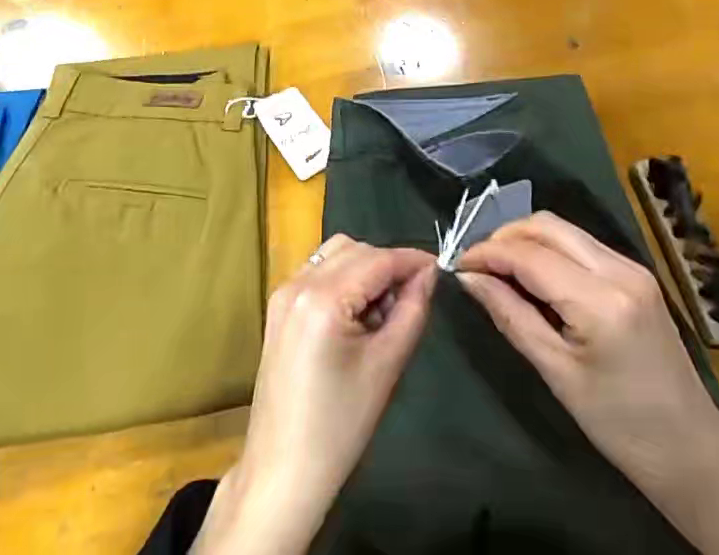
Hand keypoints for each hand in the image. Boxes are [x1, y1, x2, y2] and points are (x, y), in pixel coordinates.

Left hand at [193, 235, 437, 554]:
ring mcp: (283, 294)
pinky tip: (357, 316)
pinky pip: (318, 272)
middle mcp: (298, 284)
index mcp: (323, 298)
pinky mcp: (278, 307)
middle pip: (355, 249)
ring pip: (335, 254)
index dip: (412, 259)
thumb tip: (428, 274)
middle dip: (388, 265)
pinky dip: (343, 279)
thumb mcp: (387, 364)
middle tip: (410, 300)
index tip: (440, 268)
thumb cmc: (342, 424)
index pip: (378, 259)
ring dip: (365, 269)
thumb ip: (412, 309)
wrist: (284, 469)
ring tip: (383, 312)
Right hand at [458, 212, 718, 554]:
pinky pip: (582, 244)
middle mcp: (620, 270)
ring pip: (565, 229)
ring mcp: (633, 267)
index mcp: (600, 301)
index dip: (487, 253)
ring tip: (499, 270)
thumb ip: (510, 315)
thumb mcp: (556, 372)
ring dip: (526, 240)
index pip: (529, 255)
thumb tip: (468, 278)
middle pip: (548, 226)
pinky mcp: (637, 273)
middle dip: (505, 237)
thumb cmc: (617, 423)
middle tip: (476, 265)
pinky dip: (550, 250)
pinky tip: (533, 276)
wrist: (690, 446)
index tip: (456, 265)